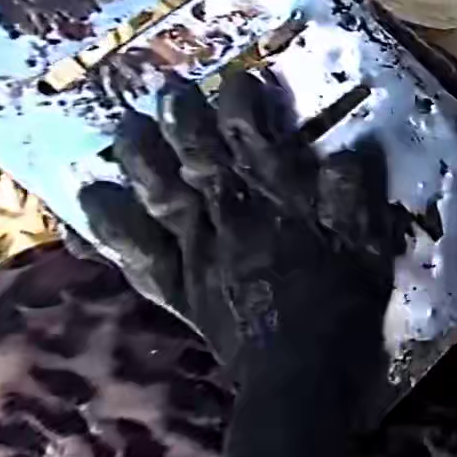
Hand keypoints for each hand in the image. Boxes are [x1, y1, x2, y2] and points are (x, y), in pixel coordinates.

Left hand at [79, 69, 407, 456]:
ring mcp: (197, 255)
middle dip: (183, 122)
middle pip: (200, 162)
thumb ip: (356, 198)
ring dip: (140, 160)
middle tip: (168, 89)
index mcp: (281, 207)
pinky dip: (110, 228)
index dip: (245, 108)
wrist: (299, 377)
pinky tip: (89, 201)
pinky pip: (136, 256)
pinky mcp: (176, 288)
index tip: (239, 79)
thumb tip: (349, 151)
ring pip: (160, 199)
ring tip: (124, 128)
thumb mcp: (367, 247)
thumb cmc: (340, 304)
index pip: (257, 144)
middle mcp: (232, 222)